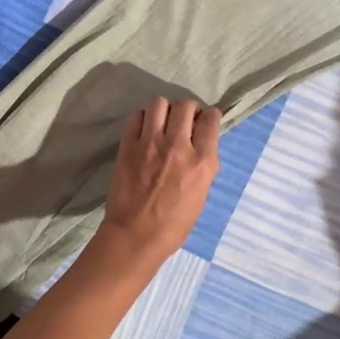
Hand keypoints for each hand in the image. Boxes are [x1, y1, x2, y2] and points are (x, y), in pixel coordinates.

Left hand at [98, 97, 222, 258]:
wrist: (136, 235)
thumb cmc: (174, 224)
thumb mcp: (202, 194)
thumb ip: (203, 165)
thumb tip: (201, 145)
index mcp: (203, 162)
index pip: (211, 120)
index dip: (210, 116)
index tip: (206, 118)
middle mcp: (178, 146)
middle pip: (185, 106)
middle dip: (188, 109)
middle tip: (184, 118)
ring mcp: (150, 143)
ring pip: (160, 103)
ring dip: (165, 109)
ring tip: (163, 121)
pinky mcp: (128, 146)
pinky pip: (136, 116)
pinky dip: (143, 117)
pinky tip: (144, 128)